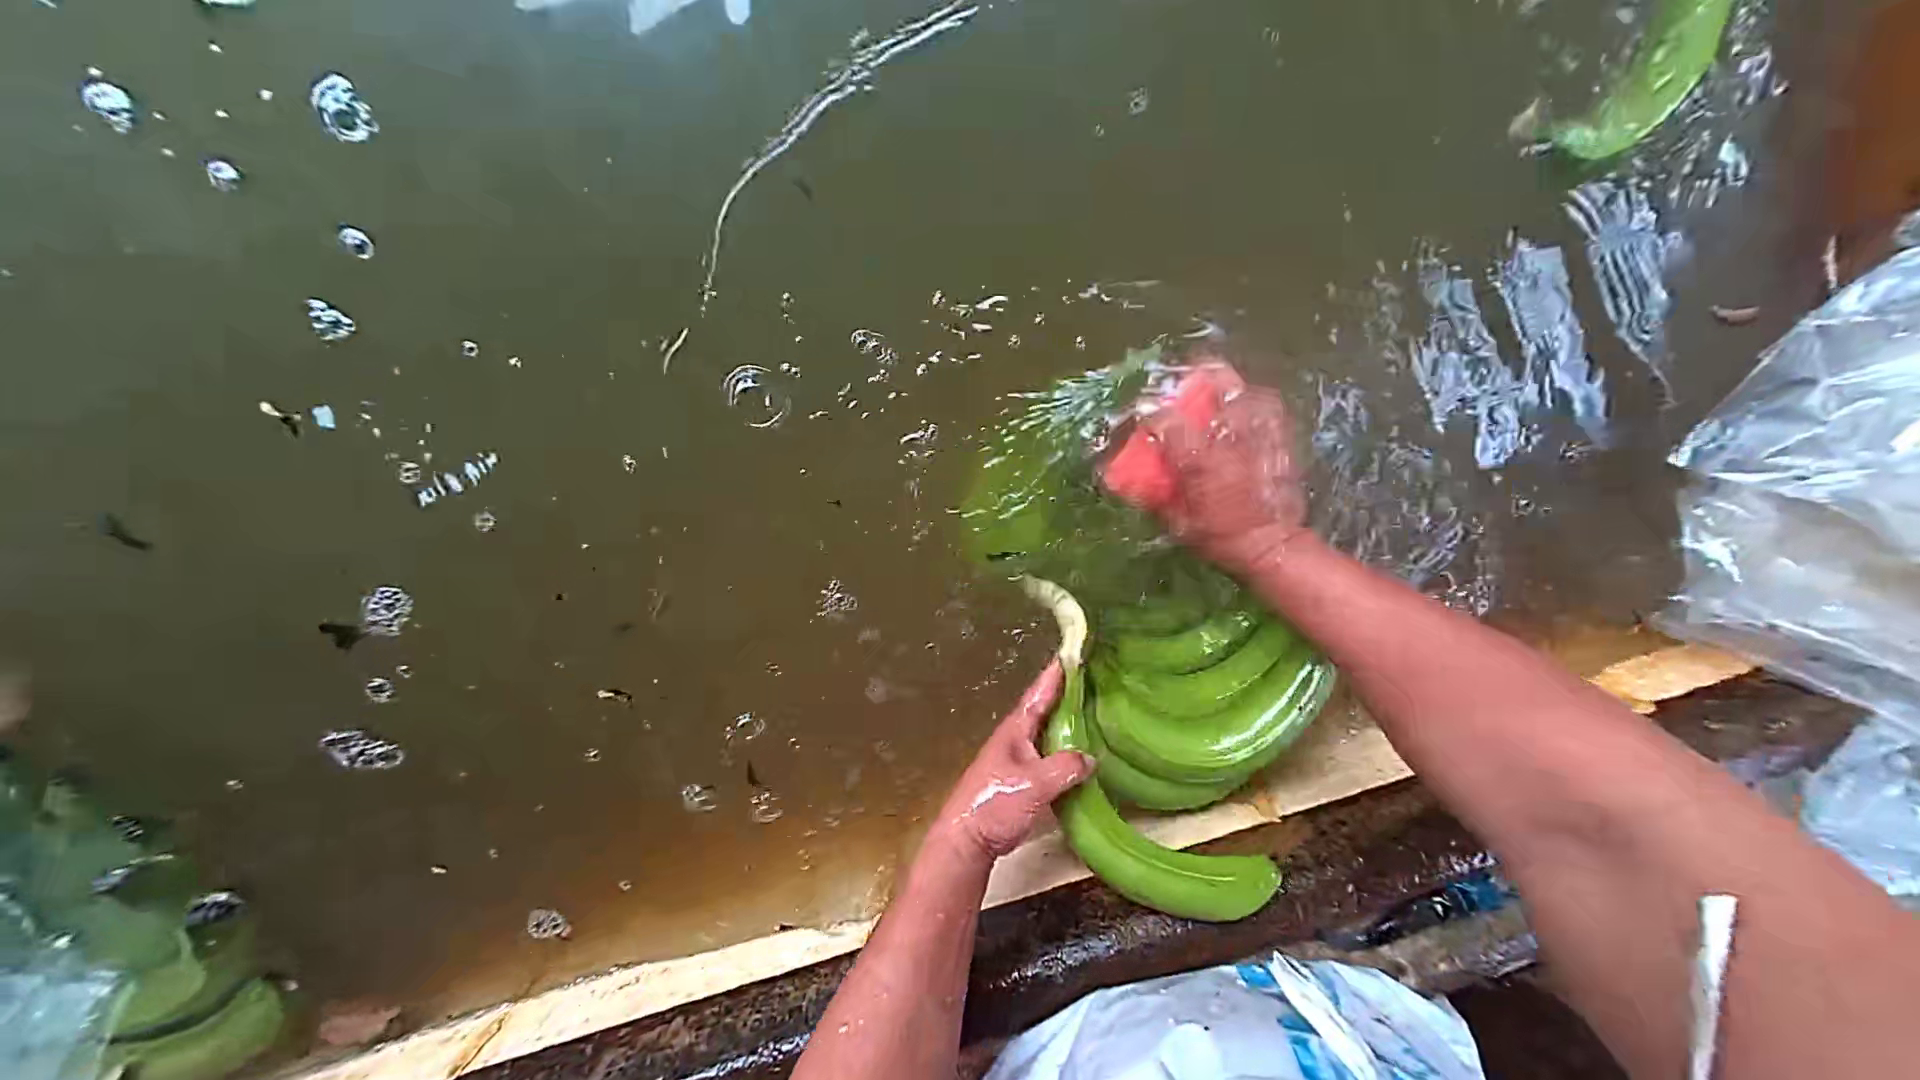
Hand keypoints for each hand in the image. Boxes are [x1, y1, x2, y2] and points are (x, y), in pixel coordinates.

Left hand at [935, 660, 1095, 859]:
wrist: (967, 839)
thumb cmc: (994, 805)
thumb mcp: (1034, 785)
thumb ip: (1064, 768)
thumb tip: (1091, 758)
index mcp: (1016, 730)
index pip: (1039, 693)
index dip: (1056, 674)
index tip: (1072, 653)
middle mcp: (1016, 738)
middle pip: (1045, 709)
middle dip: (1066, 693)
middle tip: (1092, 678)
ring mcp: (1018, 759)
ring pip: (1048, 733)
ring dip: (1067, 722)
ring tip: (1093, 711)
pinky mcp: (1022, 780)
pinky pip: (1050, 755)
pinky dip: (1066, 749)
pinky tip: (1081, 755)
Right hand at [1103, 360, 1309, 571]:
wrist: (1271, 546)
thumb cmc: (1219, 537)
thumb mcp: (1176, 520)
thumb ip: (1153, 493)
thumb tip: (1122, 480)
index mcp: (1198, 458)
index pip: (1166, 419)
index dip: (1149, 413)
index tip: (1143, 417)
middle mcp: (1229, 437)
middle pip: (1215, 383)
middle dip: (1194, 378)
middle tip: (1182, 385)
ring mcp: (1259, 435)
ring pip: (1244, 390)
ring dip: (1226, 386)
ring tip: (1214, 389)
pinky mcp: (1281, 441)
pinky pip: (1268, 407)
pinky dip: (1252, 403)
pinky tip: (1242, 410)